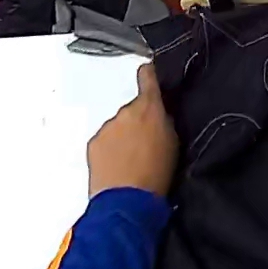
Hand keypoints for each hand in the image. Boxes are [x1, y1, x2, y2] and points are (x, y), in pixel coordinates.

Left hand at [87, 62, 176, 197]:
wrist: (127, 200)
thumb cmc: (158, 171)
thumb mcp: (174, 140)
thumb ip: (165, 120)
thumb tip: (159, 113)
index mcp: (149, 107)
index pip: (147, 78)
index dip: (149, 73)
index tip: (148, 68)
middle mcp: (125, 112)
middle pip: (133, 108)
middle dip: (139, 120)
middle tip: (147, 141)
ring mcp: (107, 127)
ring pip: (118, 125)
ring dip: (124, 135)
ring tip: (132, 158)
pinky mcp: (93, 144)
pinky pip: (106, 139)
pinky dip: (111, 147)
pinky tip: (119, 164)